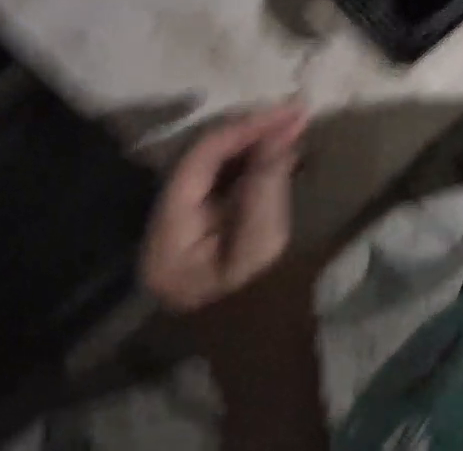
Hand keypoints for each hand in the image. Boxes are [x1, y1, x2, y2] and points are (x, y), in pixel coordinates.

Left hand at [142, 107, 307, 313]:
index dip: (238, 132)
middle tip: (295, 112)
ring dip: (255, 145)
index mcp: (167, 237)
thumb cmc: (262, 302)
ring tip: (295, 124)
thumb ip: (266, 185)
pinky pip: (230, 185)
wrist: (266, 348)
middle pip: (202, 165)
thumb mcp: (264, 243)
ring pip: (217, 171)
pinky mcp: (213, 231)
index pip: (195, 165)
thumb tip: (278, 133)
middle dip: (248, 133)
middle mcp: (167, 229)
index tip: (284, 113)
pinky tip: (286, 151)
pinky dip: (258, 164)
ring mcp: (189, 230)